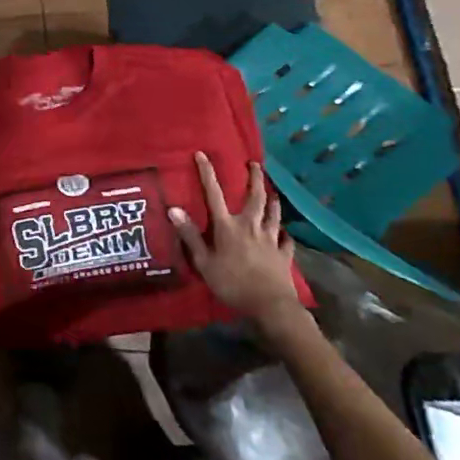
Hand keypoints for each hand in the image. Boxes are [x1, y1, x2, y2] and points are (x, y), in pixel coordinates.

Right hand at [170, 152, 302, 329]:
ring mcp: (270, 239)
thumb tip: (174, 209)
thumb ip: (190, 236)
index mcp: (228, 227)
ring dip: (273, 200)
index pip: (214, 194)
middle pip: (255, 196)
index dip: (207, 173)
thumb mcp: (203, 262)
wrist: (269, 304)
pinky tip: (284, 232)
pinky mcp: (284, 253)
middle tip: (255, 164)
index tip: (202, 154)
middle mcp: (250, 226)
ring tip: (273, 192)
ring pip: (273, 213)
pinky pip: (286, 239)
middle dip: (255, 178)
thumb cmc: (232, 284)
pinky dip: (285, 234)